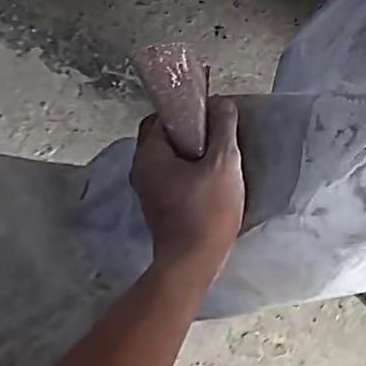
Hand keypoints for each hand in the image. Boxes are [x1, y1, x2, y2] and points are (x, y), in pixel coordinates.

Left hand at [130, 96, 244, 279]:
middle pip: (163, 137)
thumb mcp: (224, 163)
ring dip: (191, 153)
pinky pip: (172, 176)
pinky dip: (188, 171)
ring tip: (218, 157)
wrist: (194, 263)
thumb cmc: (207, 211)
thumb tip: (221, 103)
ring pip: (168, 158)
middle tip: (217, 136)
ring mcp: (148, 191)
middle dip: (189, 132)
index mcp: (149, 155)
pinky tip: (211, 179)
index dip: (186, 111)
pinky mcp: (159, 206)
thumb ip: (223, 128)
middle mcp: (141, 170)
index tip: (211, 116)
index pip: (161, 117)